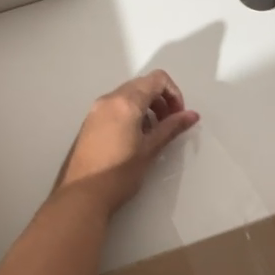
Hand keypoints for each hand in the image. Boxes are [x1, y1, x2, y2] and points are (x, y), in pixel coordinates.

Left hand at [54, 71, 199, 214]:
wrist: (82, 195)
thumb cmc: (119, 174)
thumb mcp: (149, 150)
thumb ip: (171, 128)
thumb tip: (192, 115)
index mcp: (125, 102)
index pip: (157, 79)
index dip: (174, 93)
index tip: (178, 116)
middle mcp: (109, 99)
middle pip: (142, 85)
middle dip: (161, 100)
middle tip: (169, 125)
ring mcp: (96, 109)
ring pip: (128, 95)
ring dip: (147, 107)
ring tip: (153, 134)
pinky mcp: (90, 122)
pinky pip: (116, 106)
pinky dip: (131, 113)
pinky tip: (135, 138)